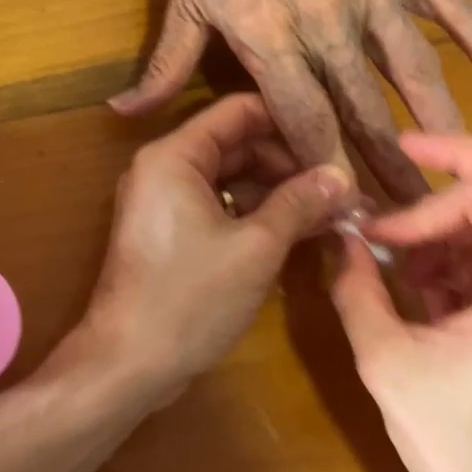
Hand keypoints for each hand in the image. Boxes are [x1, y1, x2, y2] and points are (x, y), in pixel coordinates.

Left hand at [82, 93, 353, 402]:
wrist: (129, 360)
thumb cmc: (190, 298)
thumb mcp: (256, 248)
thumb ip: (299, 203)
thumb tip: (341, 176)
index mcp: (173, 157)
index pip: (239, 111)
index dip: (290, 121)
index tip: (338, 139)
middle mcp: (162, 169)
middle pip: (235, 144)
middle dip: (288, 163)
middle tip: (342, 185)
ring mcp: (162, 203)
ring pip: (229, 179)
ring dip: (275, 193)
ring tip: (329, 211)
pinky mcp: (168, 234)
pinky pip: (216, 208)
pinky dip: (253, 215)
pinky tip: (296, 233)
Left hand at [112, 0, 471, 204]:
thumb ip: (164, 65)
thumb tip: (122, 111)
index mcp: (274, 43)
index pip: (305, 122)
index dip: (324, 170)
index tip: (346, 211)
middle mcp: (329, 28)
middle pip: (363, 111)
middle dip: (389, 165)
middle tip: (416, 212)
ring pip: (411, 70)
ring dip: (436, 120)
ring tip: (460, 164)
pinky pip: (447, 1)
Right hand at [330, 133, 471, 471]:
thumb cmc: (454, 447)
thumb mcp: (386, 364)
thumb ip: (357, 290)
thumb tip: (340, 238)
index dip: (464, 150)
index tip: (403, 148)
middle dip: (435, 214)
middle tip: (378, 244)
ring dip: (448, 242)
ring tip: (399, 279)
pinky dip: (470, 267)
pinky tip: (431, 301)